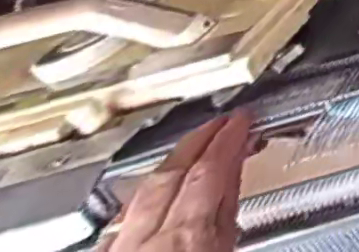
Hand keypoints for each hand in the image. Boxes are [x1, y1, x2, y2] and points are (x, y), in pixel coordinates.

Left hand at [109, 113, 253, 251]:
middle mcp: (141, 247)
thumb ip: (227, 222)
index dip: (227, 138)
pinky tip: (149, 209)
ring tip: (188, 156)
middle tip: (217, 124)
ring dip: (166, 171)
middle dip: (194, 143)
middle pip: (165, 178)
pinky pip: (118, 229)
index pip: (208, 171)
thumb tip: (233, 180)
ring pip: (135, 203)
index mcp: (185, 241)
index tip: (241, 119)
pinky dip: (142, 208)